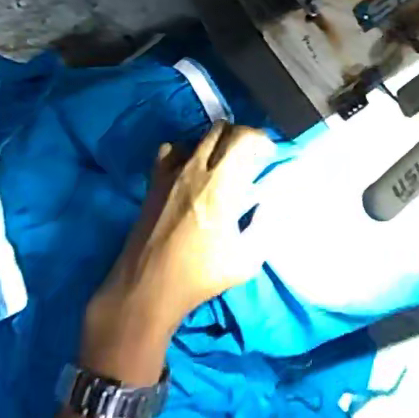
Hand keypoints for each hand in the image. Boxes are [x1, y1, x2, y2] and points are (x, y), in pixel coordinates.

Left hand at [84, 123, 271, 372]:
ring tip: (221, 163)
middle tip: (247, 155)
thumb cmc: (200, 276)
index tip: (266, 154)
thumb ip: (265, 224)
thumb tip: (271, 201)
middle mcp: (196, 169)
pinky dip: (184, 153)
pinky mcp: (153, 183)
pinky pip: (170, 151)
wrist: (147, 288)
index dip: (260, 138)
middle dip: (239, 136)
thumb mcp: (247, 259)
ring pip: (197, 137)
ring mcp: (171, 173)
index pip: (243, 137)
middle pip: (221, 129)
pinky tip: (189, 172)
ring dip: (214, 143)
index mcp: (222, 184)